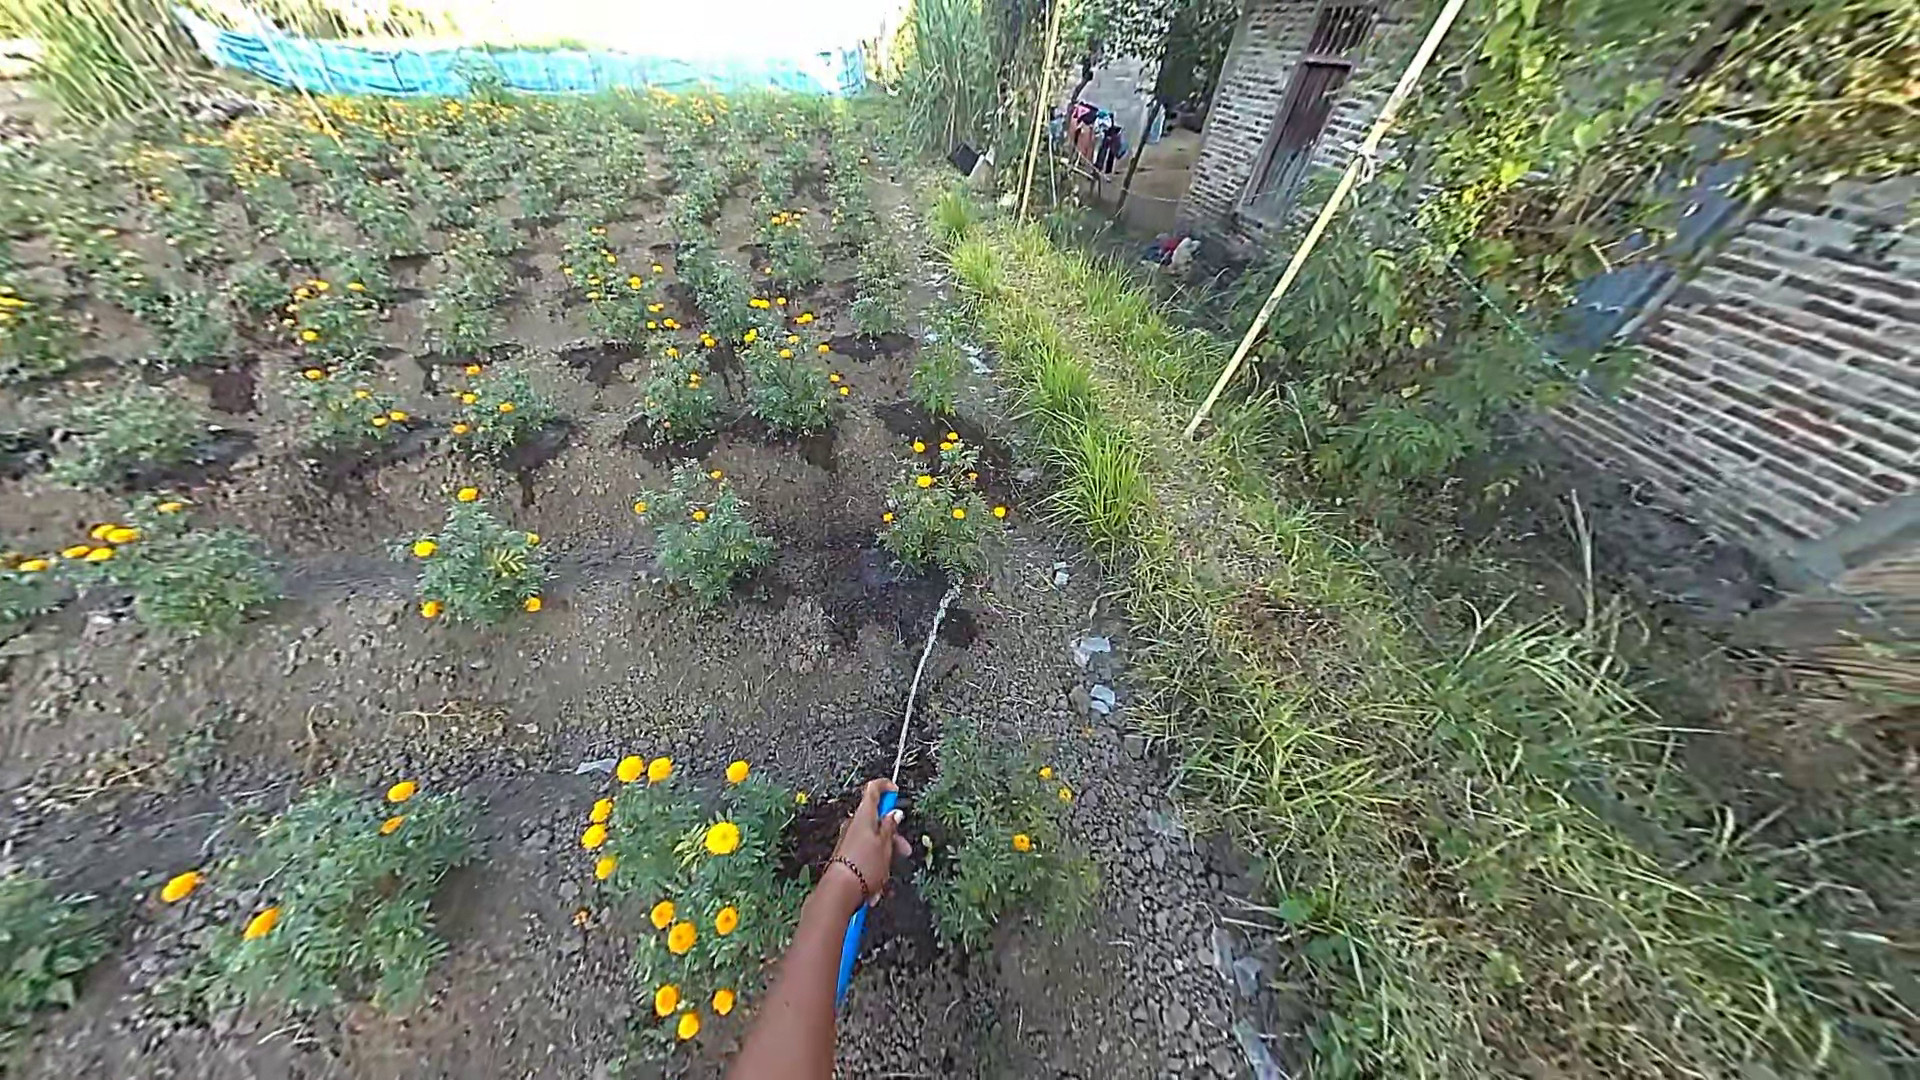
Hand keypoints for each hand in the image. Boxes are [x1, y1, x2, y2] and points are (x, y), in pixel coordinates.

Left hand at [827, 778, 910, 908]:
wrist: (839, 893)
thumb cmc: (863, 866)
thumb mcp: (885, 845)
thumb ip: (890, 827)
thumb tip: (894, 813)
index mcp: (864, 815)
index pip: (873, 789)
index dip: (885, 786)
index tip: (896, 791)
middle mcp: (854, 824)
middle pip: (876, 819)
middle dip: (892, 834)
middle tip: (903, 849)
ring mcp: (848, 840)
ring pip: (872, 840)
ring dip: (885, 854)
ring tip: (888, 877)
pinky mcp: (845, 856)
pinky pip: (864, 855)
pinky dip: (874, 866)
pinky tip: (876, 886)